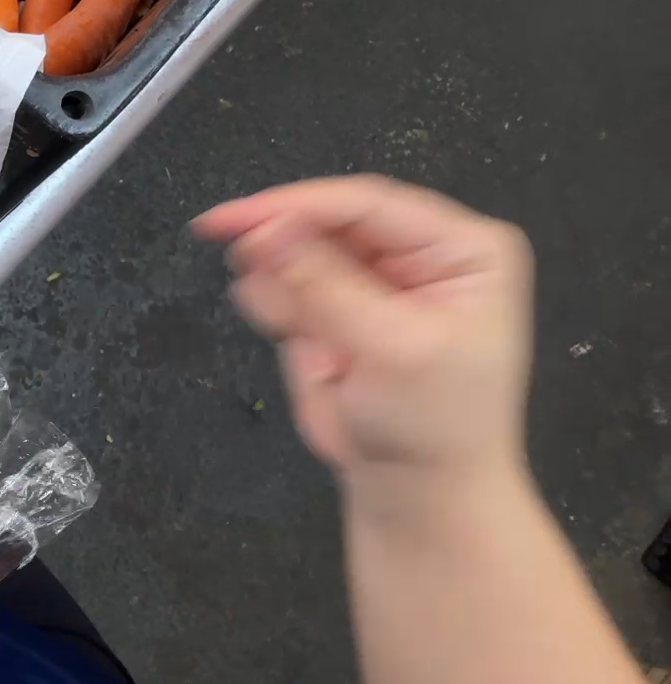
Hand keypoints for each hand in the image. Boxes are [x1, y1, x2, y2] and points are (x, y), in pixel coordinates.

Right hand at [192, 176, 533, 498]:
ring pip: (289, 250)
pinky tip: (293, 336)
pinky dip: (269, 305)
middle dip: (279, 247)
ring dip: (275, 284)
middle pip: (322, 219)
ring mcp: (362, 278)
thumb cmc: (429, 418)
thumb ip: (324, 283)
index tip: (227, 221)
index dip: (292, 206)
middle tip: (238, 262)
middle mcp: (410, 253)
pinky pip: (274, 282)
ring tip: (296, 330)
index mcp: (456, 249)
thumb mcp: (388, 345)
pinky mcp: (321, 304)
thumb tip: (264, 230)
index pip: (364, 204)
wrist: (411, 479)